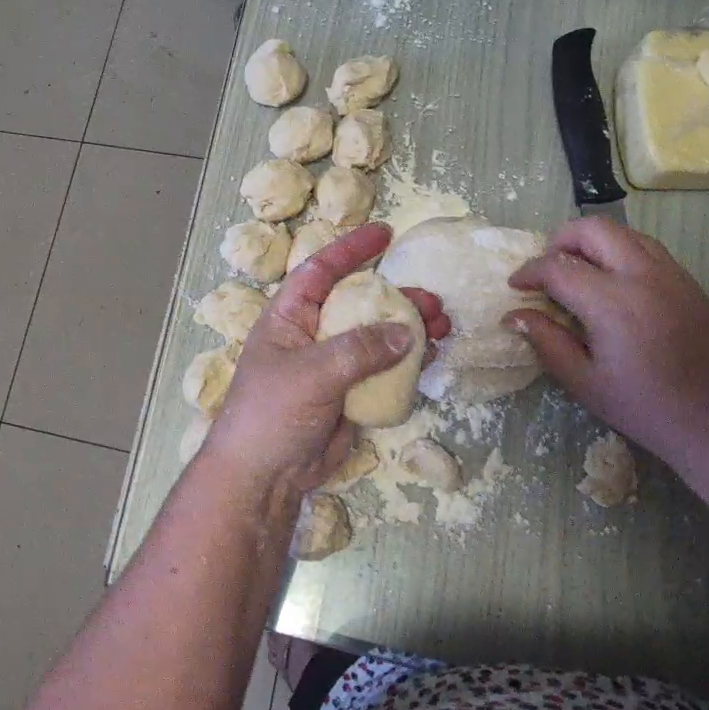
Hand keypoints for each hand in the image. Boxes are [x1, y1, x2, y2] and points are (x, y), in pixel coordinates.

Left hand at [200, 223, 449, 491]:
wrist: (264, 477)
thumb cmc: (272, 414)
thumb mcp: (312, 373)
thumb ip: (359, 349)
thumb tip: (406, 331)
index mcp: (289, 319)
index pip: (320, 272)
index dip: (350, 249)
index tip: (385, 232)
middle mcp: (311, 336)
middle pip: (358, 304)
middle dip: (395, 297)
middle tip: (432, 297)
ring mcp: (332, 367)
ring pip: (377, 338)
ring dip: (409, 329)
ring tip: (443, 323)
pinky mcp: (350, 396)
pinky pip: (383, 371)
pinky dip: (408, 362)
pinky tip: (432, 355)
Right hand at [501, 217, 708, 465]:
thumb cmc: (645, 406)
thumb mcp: (584, 382)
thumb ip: (546, 342)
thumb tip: (514, 316)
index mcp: (612, 303)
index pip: (557, 267)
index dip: (529, 272)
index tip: (515, 286)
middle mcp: (642, 276)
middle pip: (593, 229)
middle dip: (559, 241)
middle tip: (546, 270)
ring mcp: (670, 274)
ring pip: (622, 232)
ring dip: (591, 243)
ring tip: (576, 272)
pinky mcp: (686, 281)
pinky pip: (645, 247)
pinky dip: (618, 251)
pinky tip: (609, 283)